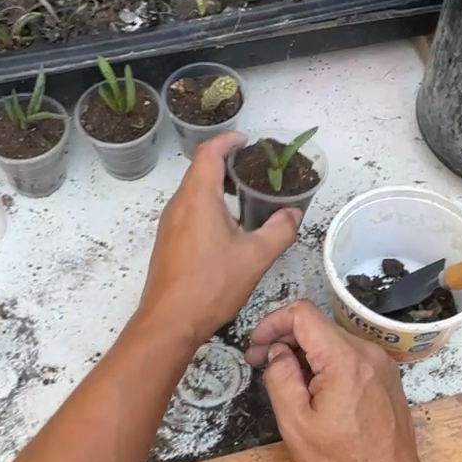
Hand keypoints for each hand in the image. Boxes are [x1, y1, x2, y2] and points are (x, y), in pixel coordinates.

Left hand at [137, 132, 298, 347]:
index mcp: (198, 198)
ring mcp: (170, 224)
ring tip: (246, 197)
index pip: (209, 153)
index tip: (246, 141)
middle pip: (200, 170)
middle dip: (227, 164)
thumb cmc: (210, 285)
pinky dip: (208, 206)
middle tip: (254, 170)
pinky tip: (228, 227)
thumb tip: (293, 214)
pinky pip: (189, 211)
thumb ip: (279, 231)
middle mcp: (178, 205)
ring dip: (218, 187)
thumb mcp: (255, 257)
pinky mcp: (168, 242)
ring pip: (194, 192)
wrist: (170, 321)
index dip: (228, 141)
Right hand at [248, 301, 442, 461]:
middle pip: (317, 326)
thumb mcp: (296, 424)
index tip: (255, 348)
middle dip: (284, 339)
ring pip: (332, 340)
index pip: (302, 313)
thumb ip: (280, 377)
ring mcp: (381, 364)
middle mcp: (368, 353)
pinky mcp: (386, 377)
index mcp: (345, 359)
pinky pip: (349, 356)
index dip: (272, 323)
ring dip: (304, 353)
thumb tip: (276, 352)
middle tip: (260, 365)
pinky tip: (313, 390)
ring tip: (286, 383)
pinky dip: (325, 363)